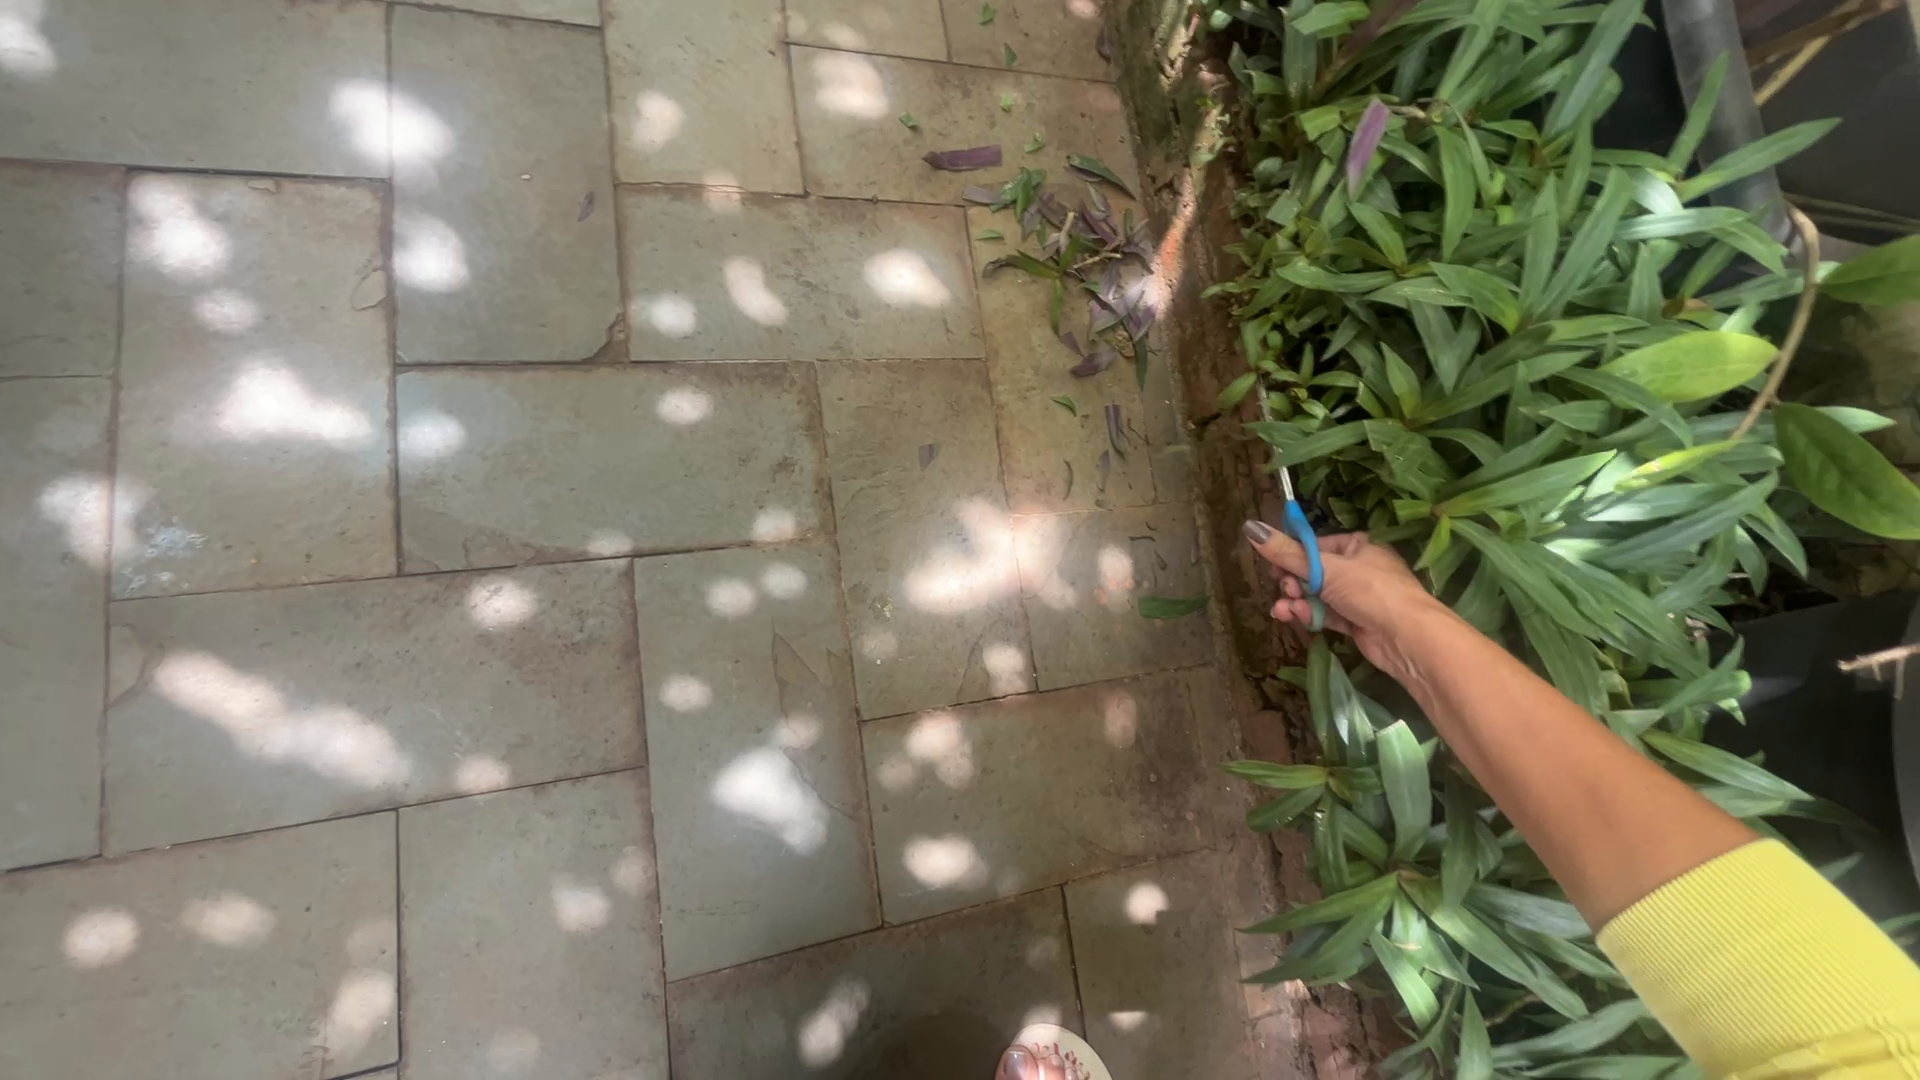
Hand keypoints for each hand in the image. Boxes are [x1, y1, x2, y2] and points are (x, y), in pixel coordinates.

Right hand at [1241, 520, 1461, 689]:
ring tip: (1284, 611)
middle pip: (1311, 572)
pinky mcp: (1355, 620)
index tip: (1273, 569)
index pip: (1313, 546)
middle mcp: (1358, 567)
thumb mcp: (1323, 568)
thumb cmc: (1370, 591)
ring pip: (1315, 595)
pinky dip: (1309, 615)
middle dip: (1292, 584)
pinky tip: (1296, 618)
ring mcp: (1357, 596)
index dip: (1290, 557)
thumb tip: (1249, 526)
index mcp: (1356, 545)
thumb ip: (1285, 552)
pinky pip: (1324, 613)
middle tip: (1287, 591)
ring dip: (1296, 602)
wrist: (1407, 638)